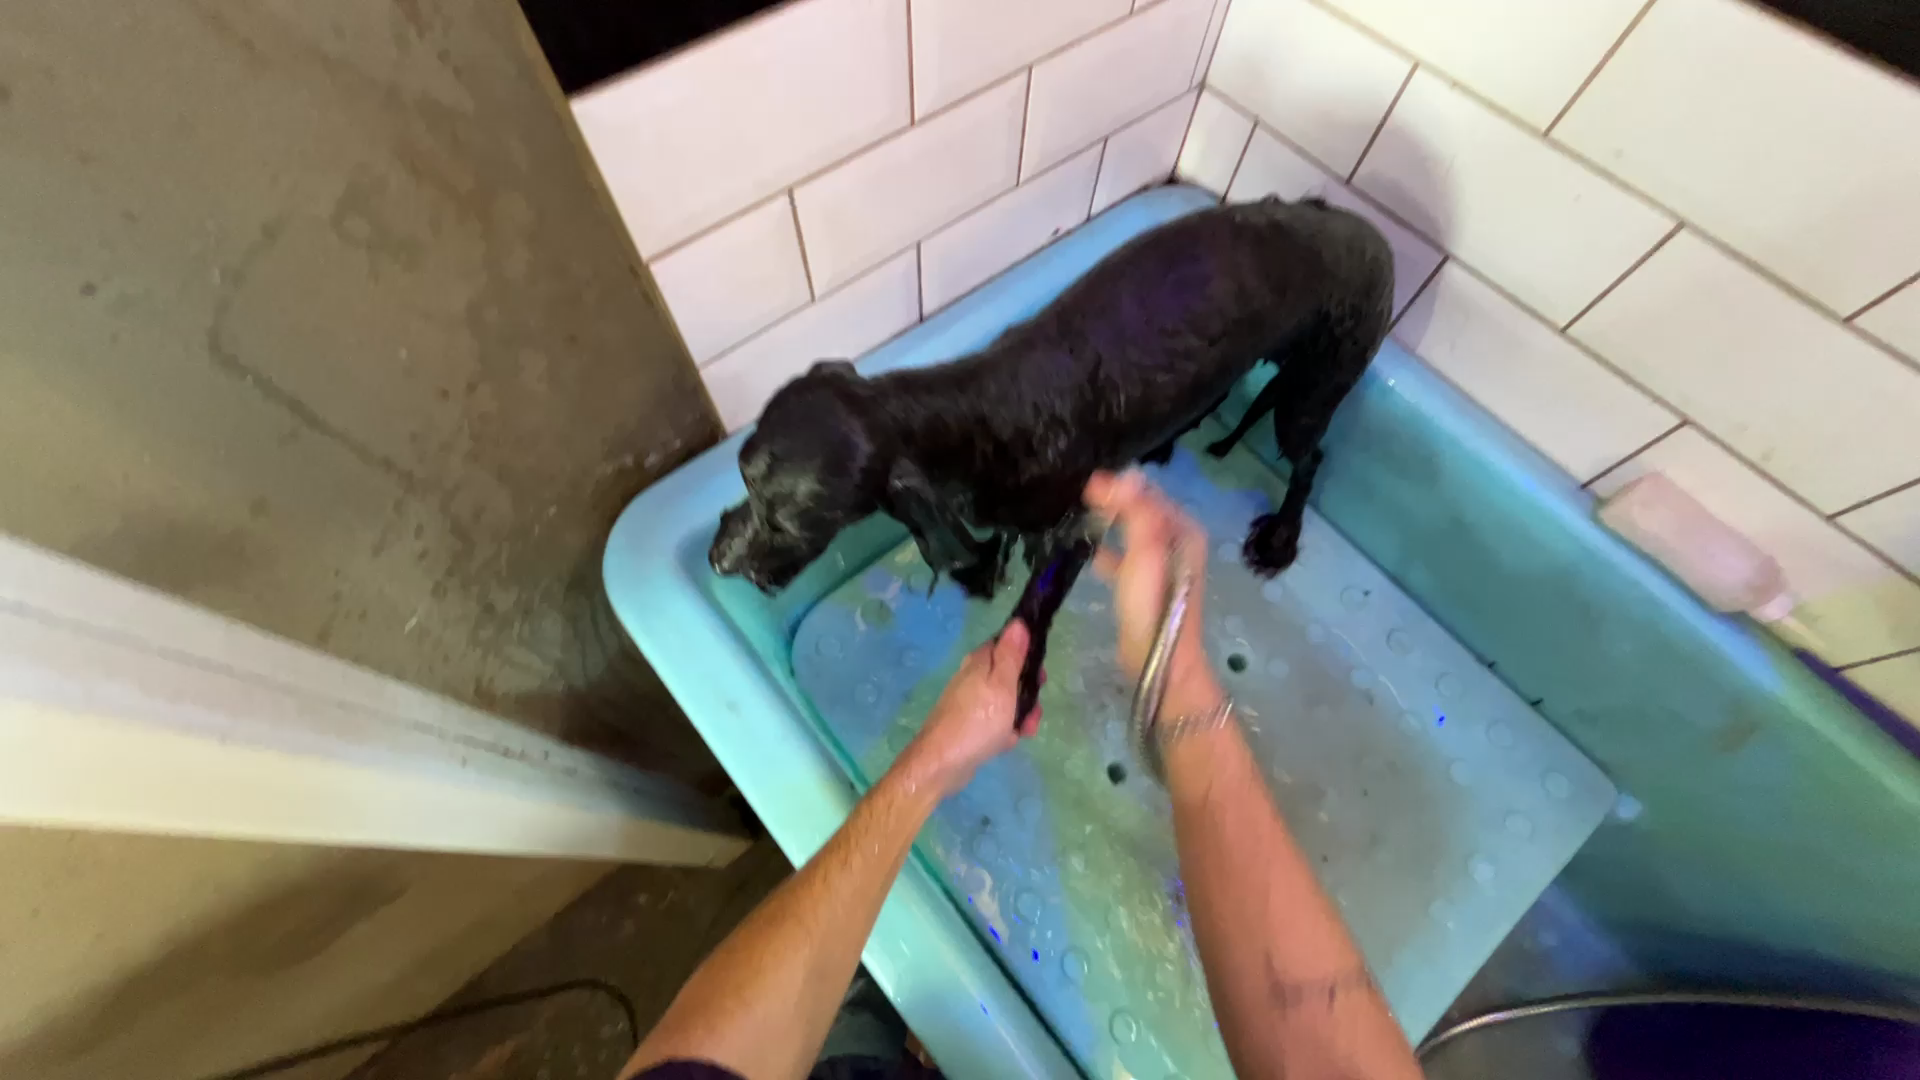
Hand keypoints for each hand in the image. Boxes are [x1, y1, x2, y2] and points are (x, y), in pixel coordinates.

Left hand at [897, 620, 1042, 798]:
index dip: (1026, 655)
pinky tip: (1009, 741)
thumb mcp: (1001, 685)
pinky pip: (995, 722)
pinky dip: (1006, 729)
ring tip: (1025, 729)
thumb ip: (1011, 655)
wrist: (943, 763)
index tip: (1040, 672)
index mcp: (979, 662)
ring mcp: (970, 703)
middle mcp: (972, 678)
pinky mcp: (970, 725)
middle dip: (1027, 692)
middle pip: (1008, 675)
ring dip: (1020, 714)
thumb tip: (1018, 622)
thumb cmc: (977, 720)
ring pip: (1005, 701)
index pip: (1005, 645)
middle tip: (1035, 707)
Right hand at [1085, 469, 1222, 717]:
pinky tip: (1087, 552)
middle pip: (1139, 509)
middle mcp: (1176, 541)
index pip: (1147, 492)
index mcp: (1182, 530)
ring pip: (1130, 530)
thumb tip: (1118, 476)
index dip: (1117, 485)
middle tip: (1078, 497)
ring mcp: (1162, 563)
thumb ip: (1136, 511)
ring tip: (1079, 517)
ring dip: (1108, 521)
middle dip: (1112, 501)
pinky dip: (1107, 548)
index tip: (1085, 485)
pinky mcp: (1146, 583)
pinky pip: (1123, 553)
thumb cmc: (1152, 604)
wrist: (1158, 658)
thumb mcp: (1145, 551)